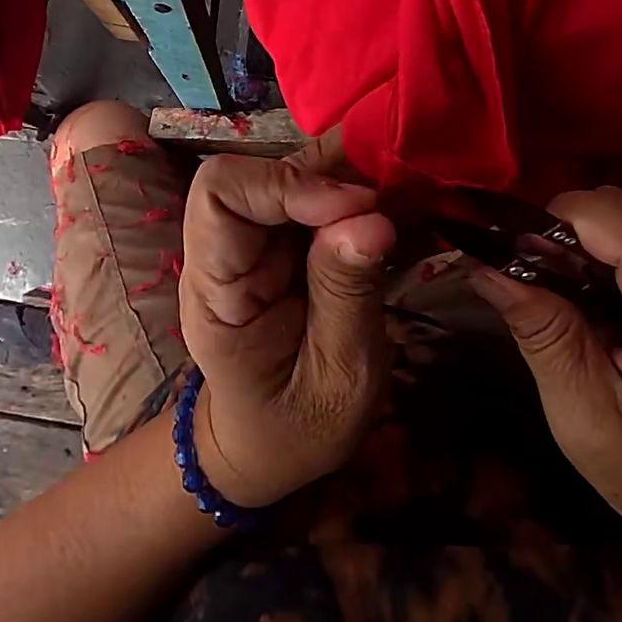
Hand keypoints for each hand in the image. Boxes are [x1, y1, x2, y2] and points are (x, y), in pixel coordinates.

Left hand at [177, 154, 396, 507]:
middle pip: (258, 175)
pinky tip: (394, 209)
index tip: (360, 208)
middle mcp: (223, 251)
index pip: (220, 195)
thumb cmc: (296, 428)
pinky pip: (311, 198)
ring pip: (289, 176)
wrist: (266, 446)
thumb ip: (346, 295)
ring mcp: (251, 245)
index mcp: (215, 290)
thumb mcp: (336, 379)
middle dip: (329, 175)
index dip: (286, 185)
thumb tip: (371, 217)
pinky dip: (354, 193)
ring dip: (348, 178)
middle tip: (398, 196)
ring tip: (406, 198)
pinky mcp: (279, 244)